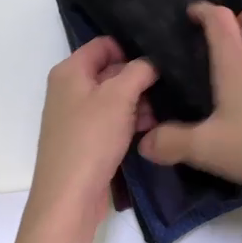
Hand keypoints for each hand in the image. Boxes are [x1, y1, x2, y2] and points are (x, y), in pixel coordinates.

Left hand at [28, 37, 157, 233]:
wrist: (70, 197)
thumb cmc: (91, 138)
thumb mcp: (119, 96)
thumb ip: (138, 70)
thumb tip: (151, 61)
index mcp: (69, 71)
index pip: (103, 44)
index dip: (131, 47)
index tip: (160, 57)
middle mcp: (69, 90)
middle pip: (110, 72)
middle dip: (140, 79)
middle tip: (172, 85)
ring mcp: (77, 117)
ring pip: (115, 99)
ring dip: (140, 103)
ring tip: (168, 110)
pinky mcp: (87, 141)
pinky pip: (113, 122)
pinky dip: (131, 122)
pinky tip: (154, 128)